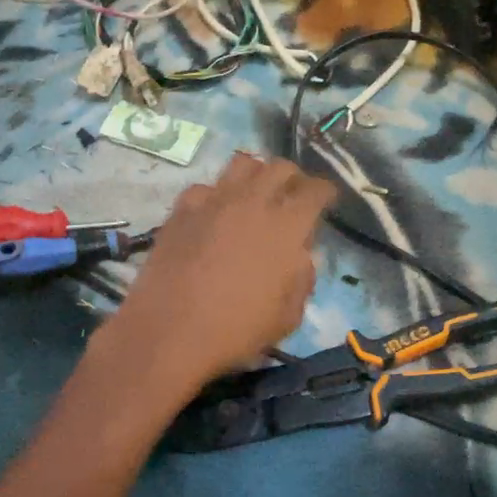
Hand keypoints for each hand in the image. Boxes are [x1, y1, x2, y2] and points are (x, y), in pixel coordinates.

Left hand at [104, 154, 335, 385]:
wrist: (170, 332)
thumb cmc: (236, 330)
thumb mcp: (288, 316)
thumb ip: (302, 279)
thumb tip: (299, 256)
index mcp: (287, 227)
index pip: (315, 190)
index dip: (325, 192)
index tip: (326, 200)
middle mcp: (252, 202)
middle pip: (280, 168)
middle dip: (293, 177)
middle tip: (293, 195)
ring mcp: (213, 201)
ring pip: (242, 164)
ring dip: (256, 174)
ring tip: (256, 194)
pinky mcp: (182, 210)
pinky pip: (206, 187)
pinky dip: (216, 195)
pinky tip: (214, 214)